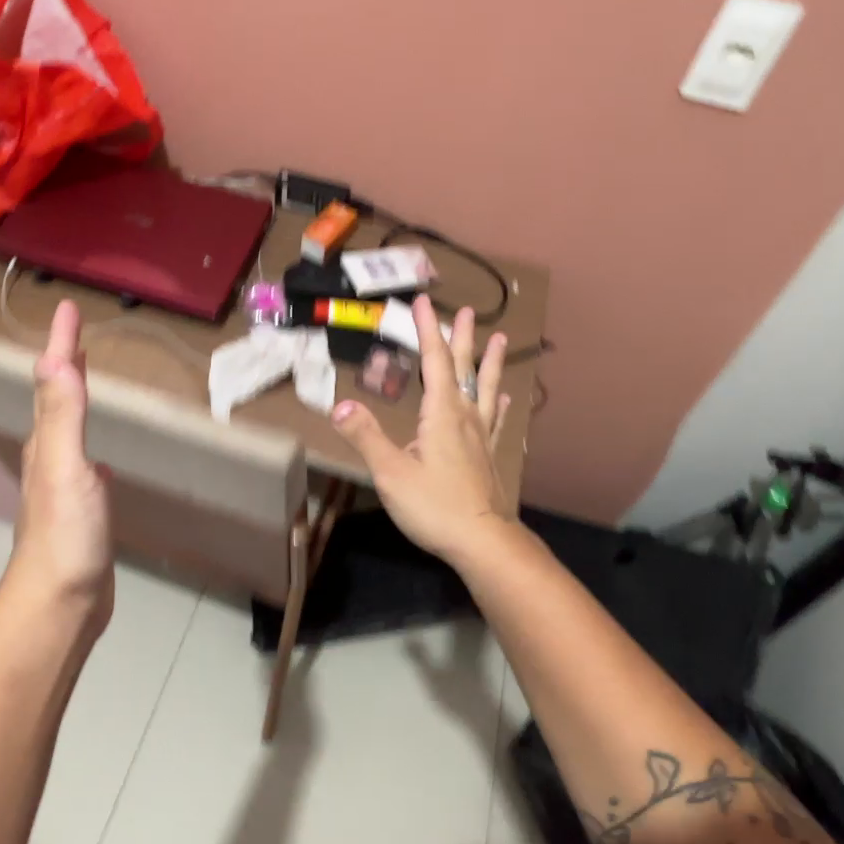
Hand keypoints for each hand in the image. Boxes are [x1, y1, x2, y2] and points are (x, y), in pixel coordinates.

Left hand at [9, 300, 113, 627]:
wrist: (62, 602)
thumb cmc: (65, 535)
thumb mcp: (66, 467)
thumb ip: (63, 415)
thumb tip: (56, 357)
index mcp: (46, 444)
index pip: (52, 382)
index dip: (61, 344)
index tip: (68, 308)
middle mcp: (50, 460)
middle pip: (54, 402)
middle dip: (63, 367)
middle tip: (75, 337)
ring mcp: (64, 489)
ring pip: (67, 432)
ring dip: (75, 402)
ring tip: (85, 383)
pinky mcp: (81, 514)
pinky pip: (85, 466)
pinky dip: (90, 449)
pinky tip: (101, 461)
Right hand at [331, 296, 515, 564]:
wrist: (483, 541)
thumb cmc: (434, 506)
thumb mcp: (390, 473)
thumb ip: (366, 436)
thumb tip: (340, 404)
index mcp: (441, 415)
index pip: (434, 362)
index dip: (427, 330)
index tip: (423, 302)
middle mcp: (465, 417)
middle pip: (463, 369)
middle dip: (461, 339)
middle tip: (466, 311)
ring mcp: (481, 437)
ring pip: (485, 390)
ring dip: (490, 363)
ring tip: (499, 340)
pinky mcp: (489, 457)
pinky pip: (495, 421)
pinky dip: (498, 404)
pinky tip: (504, 399)